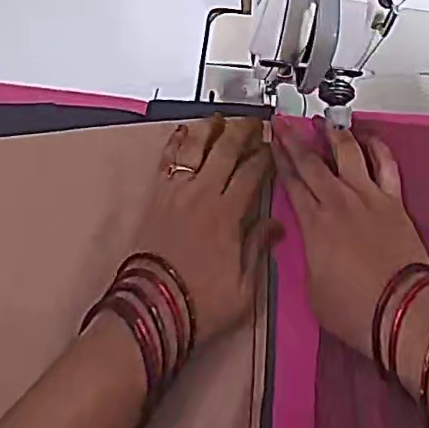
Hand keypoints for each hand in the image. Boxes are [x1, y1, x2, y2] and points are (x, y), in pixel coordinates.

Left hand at [133, 115, 277, 344]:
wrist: (152, 308)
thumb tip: (276, 225)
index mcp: (227, 214)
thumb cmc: (200, 302)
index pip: (251, 172)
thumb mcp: (244, 288)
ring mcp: (177, 191)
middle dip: (242, 133)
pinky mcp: (158, 195)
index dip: (263, 156)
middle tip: (253, 125)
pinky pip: (169, 158)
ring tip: (220, 120)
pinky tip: (183, 131)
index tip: (271, 149)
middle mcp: (202, 194)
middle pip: (225, 150)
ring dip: (210, 129)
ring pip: (195, 146)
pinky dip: (176, 141)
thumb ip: (258, 249)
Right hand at [276, 126, 428, 359]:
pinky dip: (376, 146)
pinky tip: (367, 137)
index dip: (279, 159)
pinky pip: (385, 164)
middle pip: (311, 161)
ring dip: (332, 133)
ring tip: (323, 122)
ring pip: (346, 152)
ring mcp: (367, 196)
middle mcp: (338, 201)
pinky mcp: (393, 200)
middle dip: (293, 138)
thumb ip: (309, 257)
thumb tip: (312, 246)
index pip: (291, 181)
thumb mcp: (313, 289)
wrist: (403, 313)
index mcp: (313, 223)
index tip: (272, 143)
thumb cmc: (355, 310)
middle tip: (284, 123)